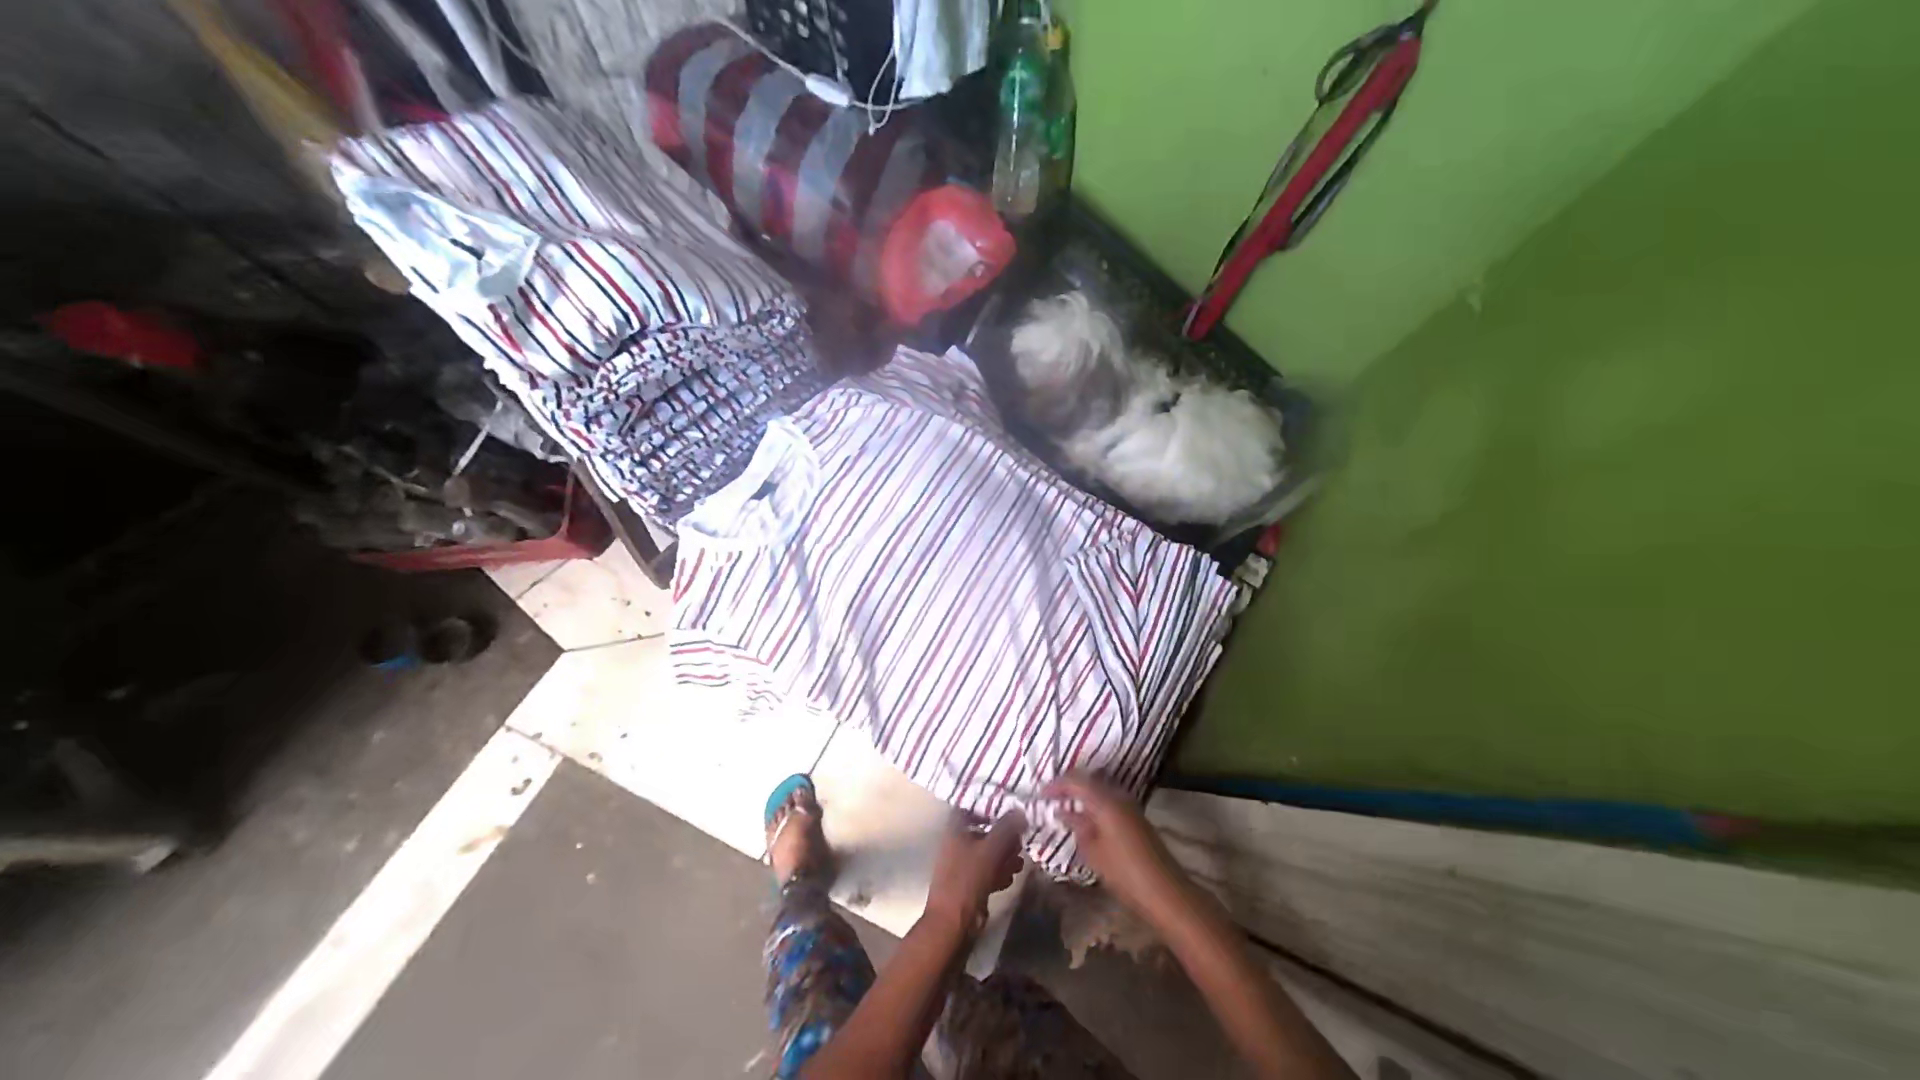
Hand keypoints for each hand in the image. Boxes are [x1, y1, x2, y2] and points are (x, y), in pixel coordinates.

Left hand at [924, 810, 1026, 932]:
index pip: (971, 807)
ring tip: (1019, 861)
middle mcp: (957, 843)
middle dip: (1004, 836)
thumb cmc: (967, 878)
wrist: (954, 921)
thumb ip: (1006, 828)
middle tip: (1020, 840)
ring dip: (1005, 855)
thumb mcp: (990, 849)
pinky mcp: (970, 883)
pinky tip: (1011, 877)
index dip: (988, 806)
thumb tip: (1021, 809)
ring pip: (988, 852)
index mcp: (955, 829)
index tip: (1009, 808)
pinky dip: (1000, 871)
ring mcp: (963, 864)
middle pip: (983, 831)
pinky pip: (988, 870)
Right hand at [1044, 773, 1188, 920]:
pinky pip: (1110, 800)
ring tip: (1065, 807)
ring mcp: (1130, 806)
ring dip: (1083, 794)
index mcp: (1105, 800)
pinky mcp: (1136, 818)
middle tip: (1051, 798)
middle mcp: (1119, 796)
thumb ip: (1077, 826)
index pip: (1075, 780)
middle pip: (1090, 780)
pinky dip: (1094, 804)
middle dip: (1069, 786)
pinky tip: (1086, 818)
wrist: (1165, 892)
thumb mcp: (1093, 851)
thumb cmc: (1124, 872)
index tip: (1041, 794)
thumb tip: (1064, 811)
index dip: (1056, 785)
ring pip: (1101, 790)